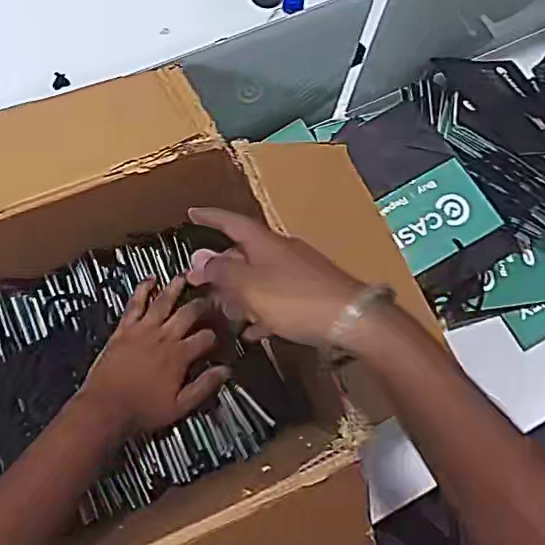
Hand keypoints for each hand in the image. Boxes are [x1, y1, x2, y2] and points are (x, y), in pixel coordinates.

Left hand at [76, 277, 226, 436]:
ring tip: (184, 276)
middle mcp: (164, 337)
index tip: (221, 335)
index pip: (206, 336)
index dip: (217, 335)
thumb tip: (225, 371)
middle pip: (189, 312)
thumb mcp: (180, 406)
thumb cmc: (141, 411)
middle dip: (203, 304)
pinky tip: (149, 280)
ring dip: (176, 287)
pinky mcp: (124, 330)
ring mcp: (143, 330)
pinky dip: (142, 289)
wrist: (103, 410)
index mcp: (179, 356)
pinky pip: (135, 304)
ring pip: (164, 301)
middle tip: (210, 299)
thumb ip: (205, 386)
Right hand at [185, 207, 368, 348]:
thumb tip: (200, 259)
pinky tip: (254, 331)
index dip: (211, 217)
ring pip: (259, 277)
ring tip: (223, 311)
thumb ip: (223, 273)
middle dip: (221, 267)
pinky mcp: (310, 294)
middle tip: (200, 282)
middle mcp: (281, 251)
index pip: (232, 222)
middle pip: (244, 252)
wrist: (352, 319)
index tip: (192, 213)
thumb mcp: (251, 287)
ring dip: (239, 293)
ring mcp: (298, 272)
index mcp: (265, 243)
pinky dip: (261, 311)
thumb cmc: (297, 300)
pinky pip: (277, 299)